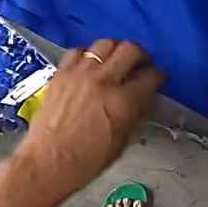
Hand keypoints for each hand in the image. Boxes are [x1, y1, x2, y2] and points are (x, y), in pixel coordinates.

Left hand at [12, 39, 163, 200]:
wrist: (48, 162)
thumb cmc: (89, 159)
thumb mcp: (124, 140)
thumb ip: (138, 113)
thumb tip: (146, 97)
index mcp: (124, 101)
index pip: (151, 76)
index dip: (159, 75)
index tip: (158, 77)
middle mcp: (104, 81)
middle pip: (130, 49)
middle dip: (141, 54)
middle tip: (141, 62)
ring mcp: (80, 74)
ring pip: (105, 44)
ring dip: (116, 49)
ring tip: (116, 59)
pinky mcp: (61, 74)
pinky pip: (78, 51)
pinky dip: (88, 54)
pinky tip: (90, 64)